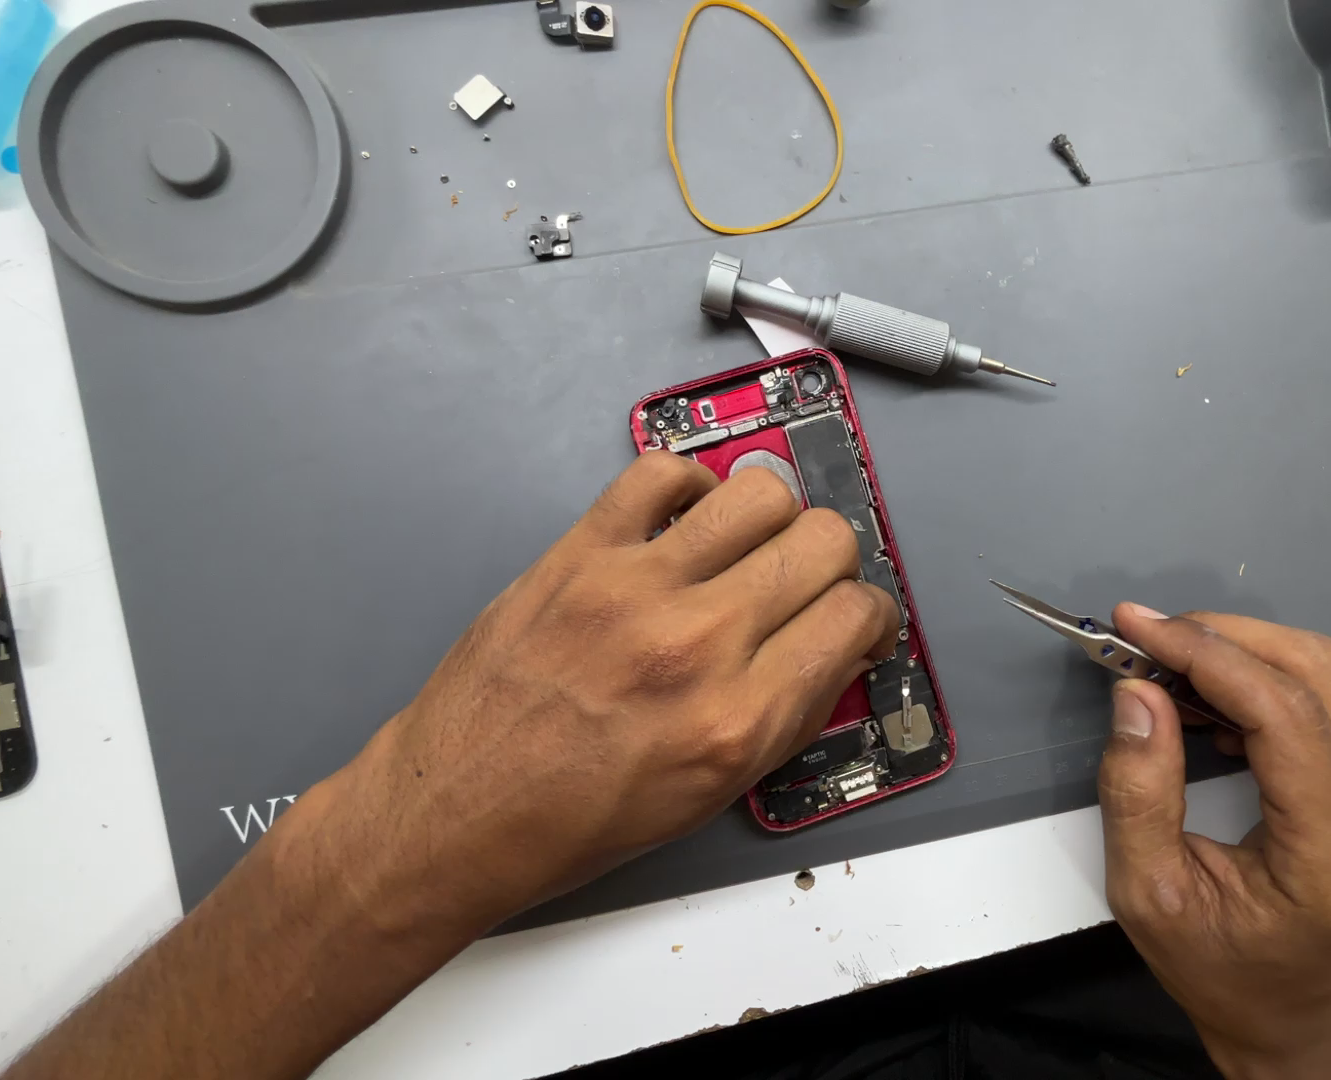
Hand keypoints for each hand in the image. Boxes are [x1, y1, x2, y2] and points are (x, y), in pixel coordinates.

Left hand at [293, 452, 899, 937]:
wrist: (459, 809)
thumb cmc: (585, 819)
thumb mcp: (714, 794)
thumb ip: (792, 712)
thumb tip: (838, 643)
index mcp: (740, 720)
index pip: (855, 616)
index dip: (871, 615)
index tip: (854, 622)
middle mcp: (698, 644)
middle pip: (824, 541)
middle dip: (834, 563)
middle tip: (804, 586)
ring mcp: (634, 587)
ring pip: (761, 492)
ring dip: (777, 517)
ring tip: (750, 548)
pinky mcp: (578, 552)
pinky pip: (661, 473)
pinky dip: (691, 487)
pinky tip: (686, 522)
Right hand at [1096, 607, 1330, 1079]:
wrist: (1285, 1019)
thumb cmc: (1213, 967)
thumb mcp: (1144, 891)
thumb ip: (1137, 791)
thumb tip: (1138, 692)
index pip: (1287, 717)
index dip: (1207, 655)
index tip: (1137, 626)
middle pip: (1326, 677)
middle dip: (1227, 636)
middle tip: (1149, 636)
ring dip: (1248, 649)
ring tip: (1174, 660)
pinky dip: (1269, 676)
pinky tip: (1214, 694)